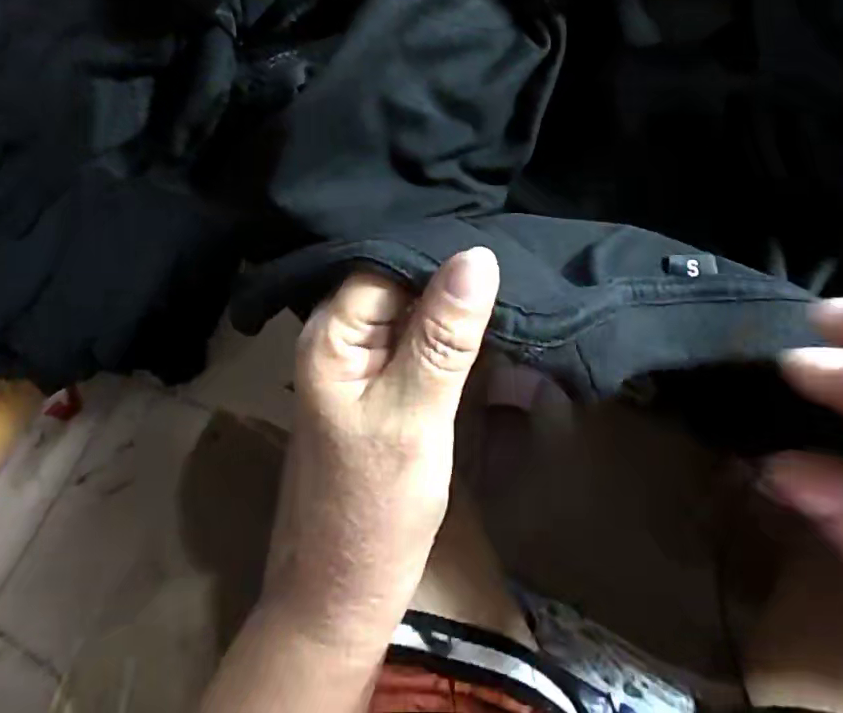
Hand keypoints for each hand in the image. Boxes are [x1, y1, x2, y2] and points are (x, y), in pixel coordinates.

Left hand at [262, 247, 499, 646]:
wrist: (340, 594)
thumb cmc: (372, 510)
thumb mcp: (415, 417)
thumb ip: (443, 338)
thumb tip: (477, 257)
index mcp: (329, 334)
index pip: (384, 266)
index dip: (435, 255)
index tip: (495, 248)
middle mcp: (336, 339)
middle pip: (395, 286)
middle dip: (448, 281)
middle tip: (513, 268)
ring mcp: (356, 367)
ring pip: (408, 317)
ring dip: (452, 312)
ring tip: (511, 293)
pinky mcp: (375, 392)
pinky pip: (411, 347)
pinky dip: (445, 342)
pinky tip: (484, 333)